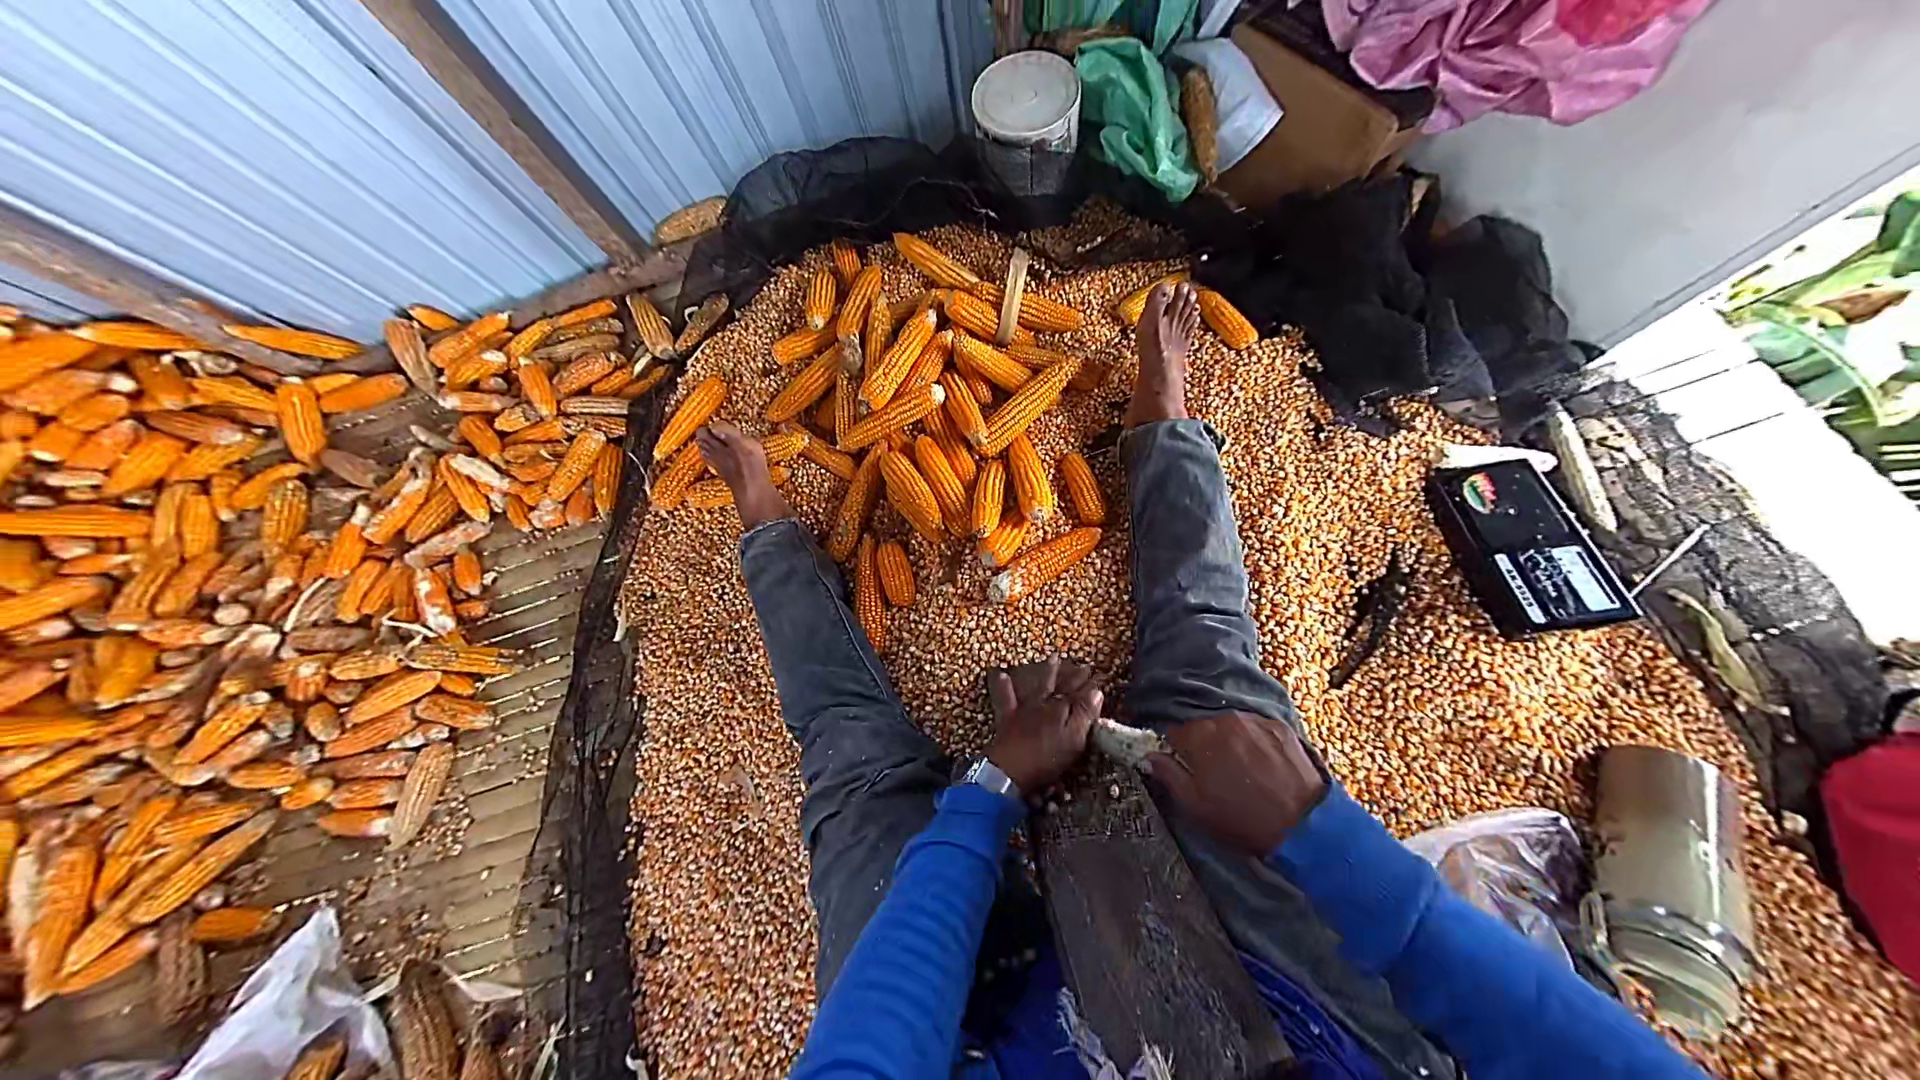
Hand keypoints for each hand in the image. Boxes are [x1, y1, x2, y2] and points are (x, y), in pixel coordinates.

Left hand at [985, 657, 1100, 794]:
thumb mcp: (1073, 740)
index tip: (1098, 676)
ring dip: (1047, 672)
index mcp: (1061, 710)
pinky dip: (1004, 686)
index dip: (1090, 686)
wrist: (1009, 768)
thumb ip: (1085, 715)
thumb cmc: (1046, 758)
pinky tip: (1001, 674)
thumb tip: (1097, 692)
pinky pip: (1006, 697)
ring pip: (1039, 686)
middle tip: (1083, 665)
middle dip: (1073, 676)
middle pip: (1061, 687)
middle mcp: (1044, 704)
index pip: (1080, 694)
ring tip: (1053, 657)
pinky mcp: (1008, 718)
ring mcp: (1025, 709)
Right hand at [1144, 712, 1329, 856]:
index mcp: (1199, 737)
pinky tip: (1264, 768)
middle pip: (1203, 728)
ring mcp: (1255, 722)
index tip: (1186, 770)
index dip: (1177, 753)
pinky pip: (1257, 730)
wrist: (1306, 827)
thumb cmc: (1242, 820)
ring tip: (1243, 773)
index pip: (1174, 734)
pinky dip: (1255, 743)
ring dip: (1230, 743)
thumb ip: (1168, 775)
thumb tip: (1150, 757)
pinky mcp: (1281, 728)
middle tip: (1216, 777)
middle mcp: (1225, 720)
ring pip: (1231, 727)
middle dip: (1204, 747)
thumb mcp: (1195, 806)